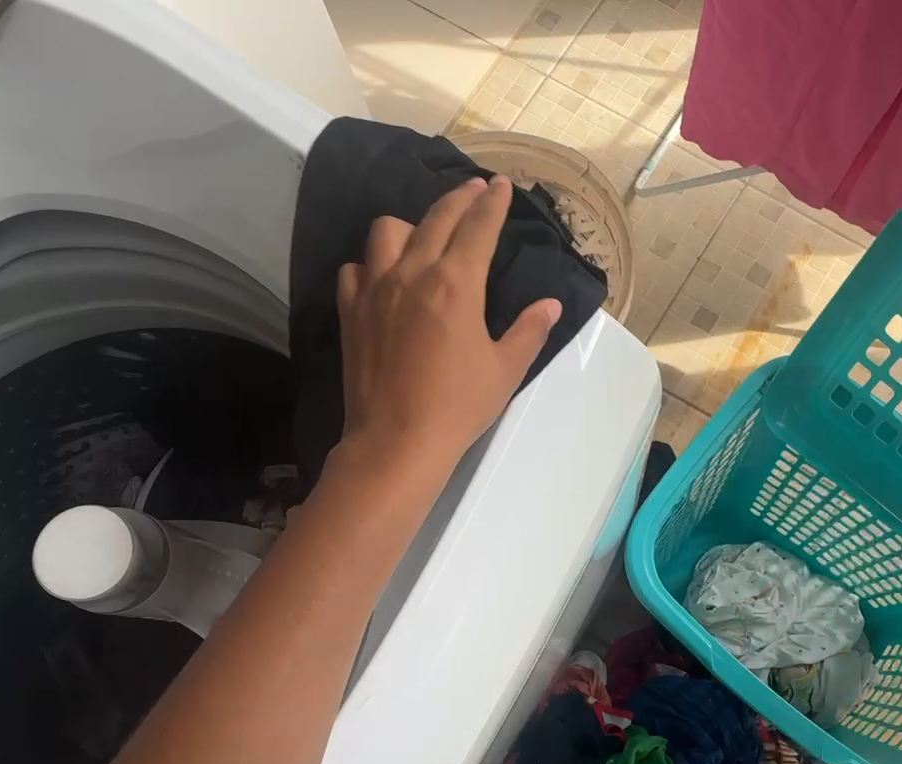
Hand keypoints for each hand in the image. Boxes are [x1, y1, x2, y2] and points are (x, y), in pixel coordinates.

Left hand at [336, 175, 562, 466]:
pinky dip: (372, 263)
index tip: (502, 184)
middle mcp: (413, 273)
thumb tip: (550, 305)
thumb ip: (529, 331)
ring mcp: (376, 289)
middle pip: (436, 218)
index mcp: (456, 284)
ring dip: (410, 225)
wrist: (398, 440)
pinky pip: (355, 268)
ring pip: (387, 231)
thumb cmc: (459, 406)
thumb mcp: (506, 370)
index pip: (478, 227)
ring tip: (424, 237)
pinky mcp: (351, 312)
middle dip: (459, 199)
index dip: (493, 203)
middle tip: (474, 191)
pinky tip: (384, 277)